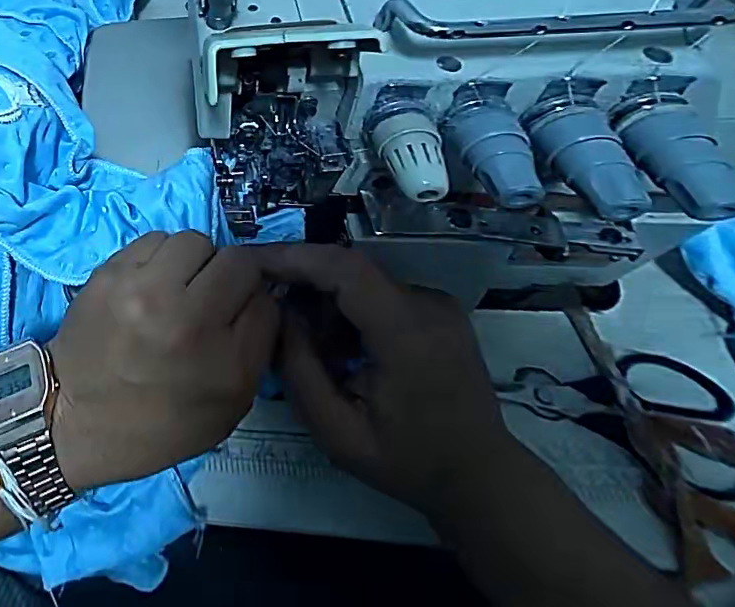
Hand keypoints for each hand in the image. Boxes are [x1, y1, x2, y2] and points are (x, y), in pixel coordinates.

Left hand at [46, 231, 277, 491]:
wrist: (73, 418)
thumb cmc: (155, 424)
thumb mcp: (226, 408)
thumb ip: (254, 348)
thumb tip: (262, 296)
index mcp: (223, 364)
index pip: (266, 301)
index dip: (256, 302)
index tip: (241, 310)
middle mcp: (188, 320)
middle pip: (238, 262)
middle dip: (233, 275)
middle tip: (211, 295)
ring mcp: (146, 290)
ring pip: (196, 241)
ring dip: (195, 261)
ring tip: (178, 286)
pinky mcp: (112, 271)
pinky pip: (156, 239)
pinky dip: (161, 256)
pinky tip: (150, 282)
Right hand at [260, 243, 504, 513]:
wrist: (481, 478)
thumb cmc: (408, 463)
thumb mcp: (337, 434)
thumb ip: (299, 370)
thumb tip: (282, 313)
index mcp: (407, 333)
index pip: (344, 268)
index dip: (294, 257)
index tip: (253, 261)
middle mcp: (427, 304)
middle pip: (348, 271)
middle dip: (305, 285)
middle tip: (276, 316)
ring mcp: (437, 301)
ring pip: (361, 281)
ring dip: (329, 304)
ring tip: (322, 354)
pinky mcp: (438, 306)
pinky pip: (379, 292)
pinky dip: (351, 311)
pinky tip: (348, 352)